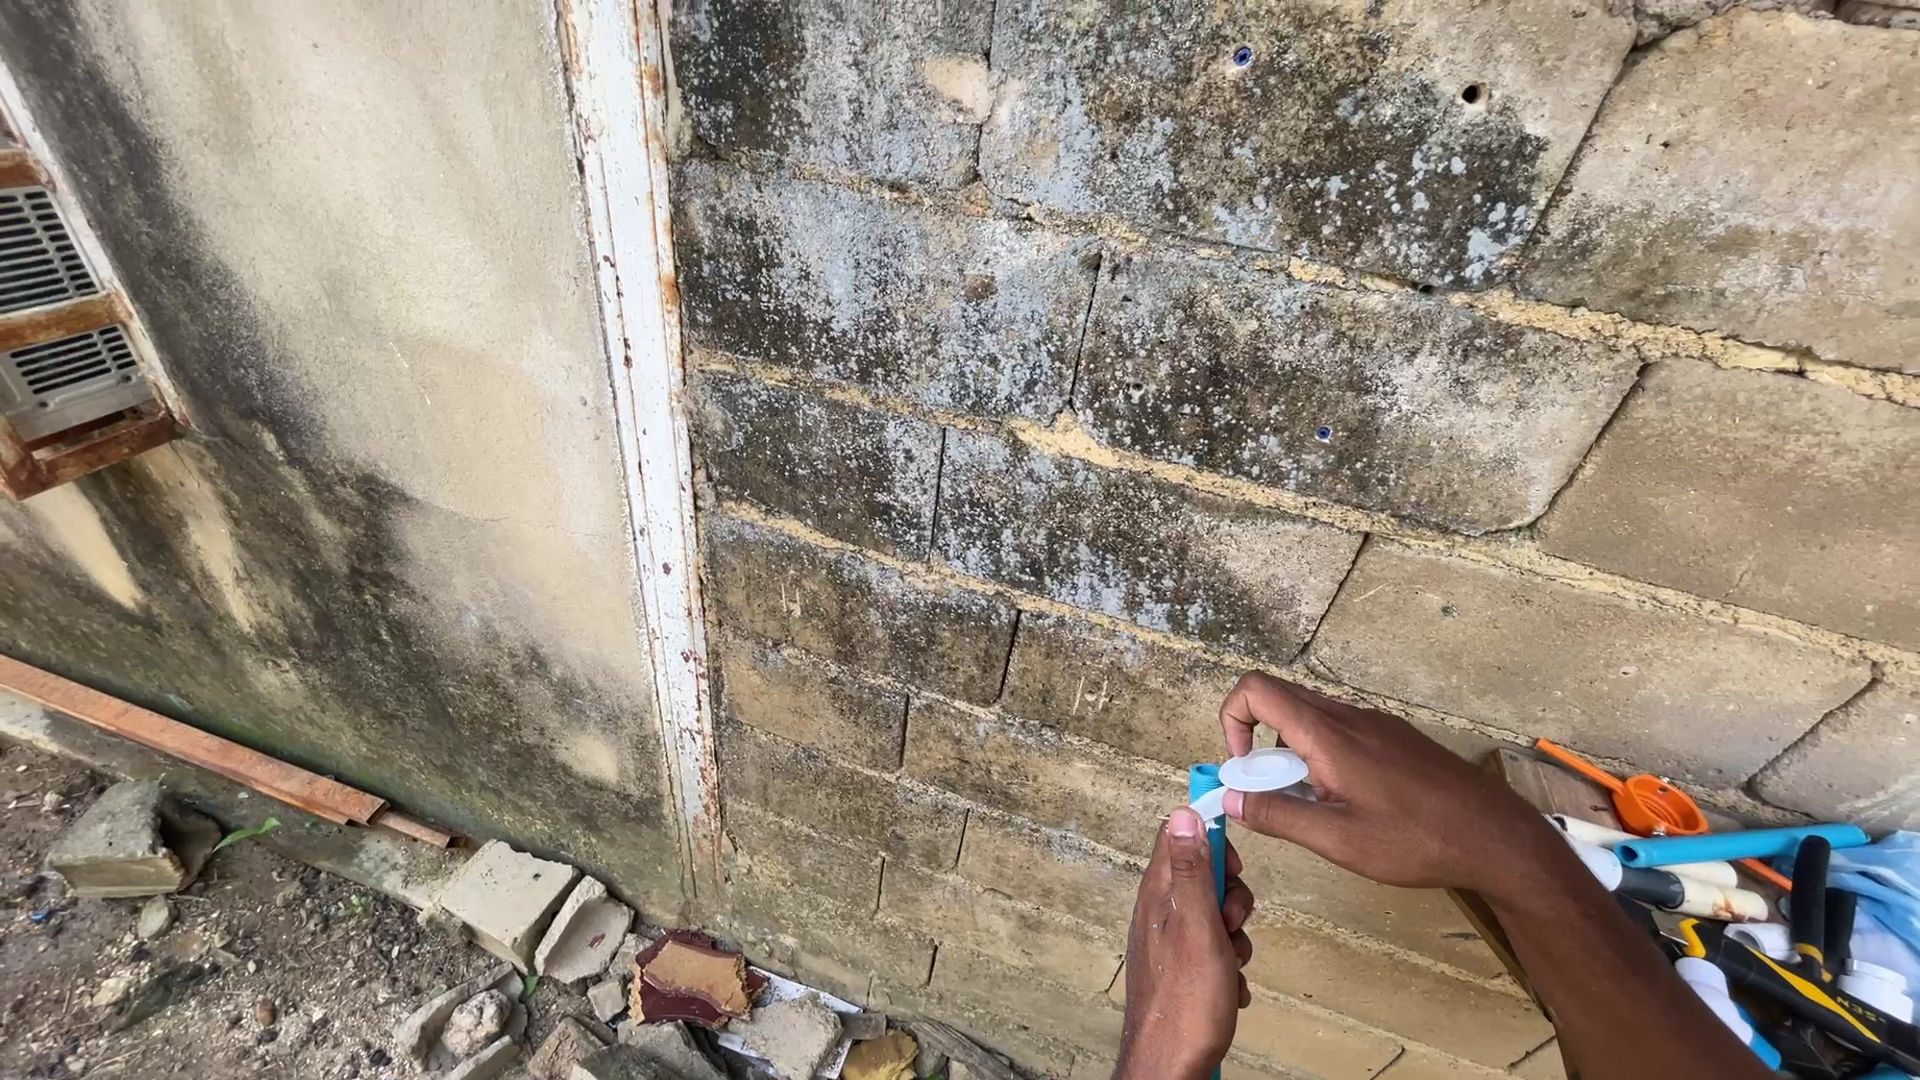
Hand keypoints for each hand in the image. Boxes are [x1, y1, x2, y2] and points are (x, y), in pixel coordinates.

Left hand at [1114, 808, 1253, 1079]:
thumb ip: (1191, 869)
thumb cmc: (1185, 1001)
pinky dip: (1228, 965)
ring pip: (1214, 914)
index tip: (1233, 866)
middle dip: (1231, 897)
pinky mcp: (1180, 965)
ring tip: (1229, 964)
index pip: (1178, 834)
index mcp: (1158, 889)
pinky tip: (1228, 987)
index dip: (1211, 840)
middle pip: (1203, 874)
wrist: (1172, 1065)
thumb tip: (1183, 813)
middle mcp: (1159, 907)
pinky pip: (1215, 948)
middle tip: (1231, 925)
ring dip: (1233, 937)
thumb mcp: (1198, 925)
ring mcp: (1169, 936)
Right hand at [1219, 671, 1561, 902]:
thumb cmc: (1416, 840)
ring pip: (1308, 713)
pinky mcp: (1393, 735)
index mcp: (1327, 734)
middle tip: (1273, 788)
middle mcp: (1346, 715)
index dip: (1232, 719)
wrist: (1501, 839)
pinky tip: (1349, 797)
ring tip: (1315, 800)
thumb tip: (1229, 800)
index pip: (1255, 689)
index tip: (1244, 765)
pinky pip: (1337, 727)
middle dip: (1256, 737)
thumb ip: (1277, 816)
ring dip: (1289, 748)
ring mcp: (1373, 722)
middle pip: (1277, 696)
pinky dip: (1320, 752)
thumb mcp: (1338, 841)